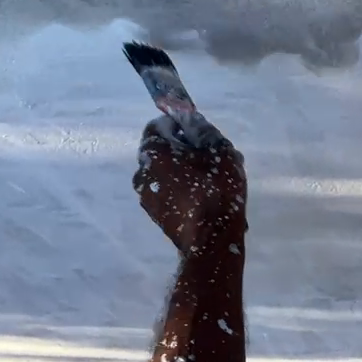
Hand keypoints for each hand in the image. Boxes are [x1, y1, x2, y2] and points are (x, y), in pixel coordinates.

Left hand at [132, 116, 246, 255]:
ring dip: (181, 170)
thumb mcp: (219, 149)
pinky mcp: (156, 216)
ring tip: (209, 176)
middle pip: (160, 150)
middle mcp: (142, 173)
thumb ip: (204, 131)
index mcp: (153, 152)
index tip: (196, 130)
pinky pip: (166, 192)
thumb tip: (193, 122)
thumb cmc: (215, 188)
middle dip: (181, 148)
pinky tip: (203, 194)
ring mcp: (146, 197)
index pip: (158, 127)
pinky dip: (179, 188)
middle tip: (207, 153)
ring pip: (163, 173)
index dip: (177, 124)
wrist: (212, 238)